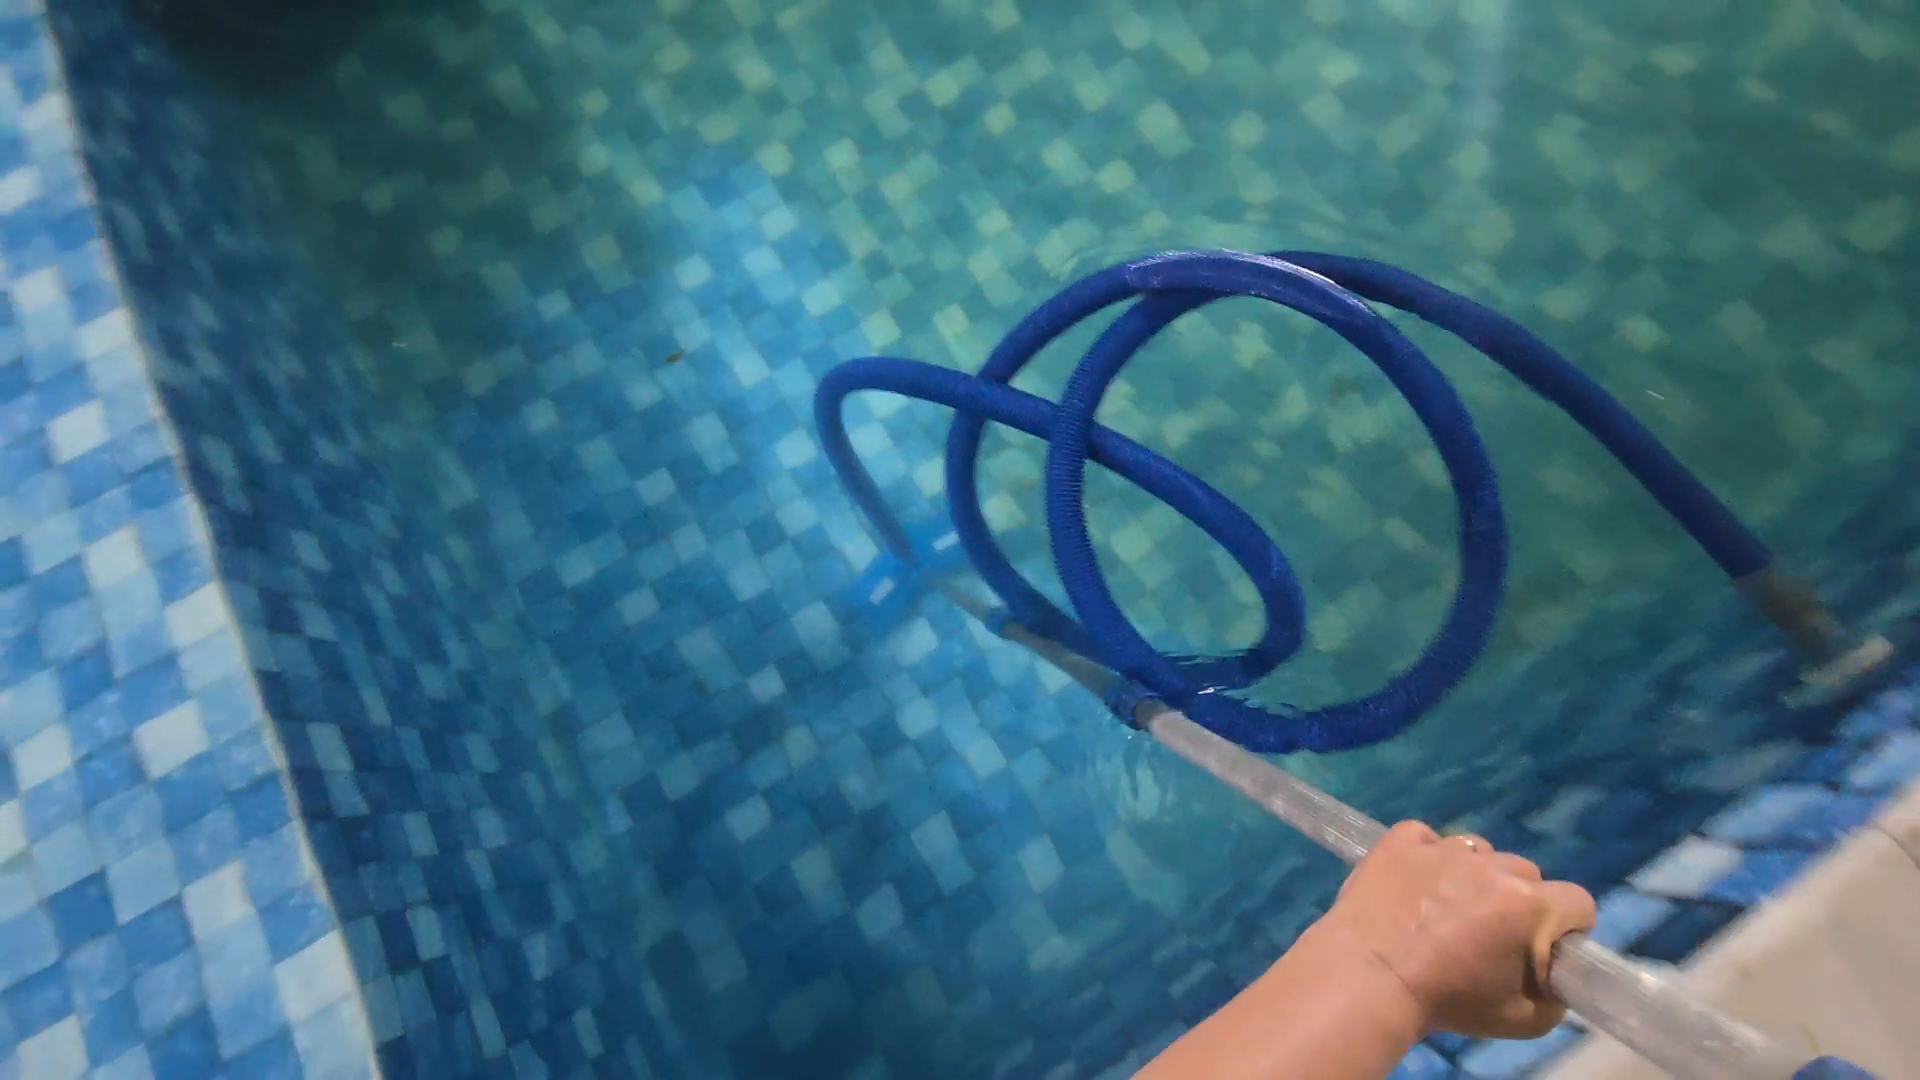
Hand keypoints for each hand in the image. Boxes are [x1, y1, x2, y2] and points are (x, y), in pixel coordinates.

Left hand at [1315, 821, 1597, 1039]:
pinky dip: (1424, 852)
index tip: (1544, 945)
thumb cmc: (1449, 999)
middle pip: (1524, 872)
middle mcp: (1488, 865)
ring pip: (1475, 849)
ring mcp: (1439, 848)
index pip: (1577, 901)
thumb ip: (1555, 991)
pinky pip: (1422, 835)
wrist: (1371, 972)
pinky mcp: (1397, 840)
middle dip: (1518, 899)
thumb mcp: (1527, 1019)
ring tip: (1447, 903)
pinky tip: (1415, 878)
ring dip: (1472, 872)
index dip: (1567, 926)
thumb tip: (1550, 969)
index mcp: (1528, 904)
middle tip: (1491, 930)